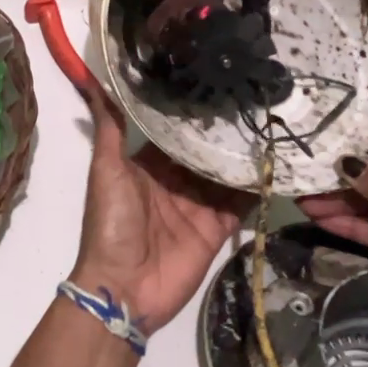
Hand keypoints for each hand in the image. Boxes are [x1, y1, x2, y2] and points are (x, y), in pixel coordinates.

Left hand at [71, 91, 247, 334]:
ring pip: (222, 173)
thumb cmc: (111, 222)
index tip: (208, 80)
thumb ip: (109, 128)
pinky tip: (275, 164)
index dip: (187, 112)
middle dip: (219, 131)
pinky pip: (238, 203)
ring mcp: (196, 205)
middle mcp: (173, 182)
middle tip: (248, 96)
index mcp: (145, 165)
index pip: (170, 132)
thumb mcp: (106, 168)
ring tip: (267, 122)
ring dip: (240, 155)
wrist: (124, 286)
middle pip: (200, 152)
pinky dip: (253, 187)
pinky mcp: (216, 229)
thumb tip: (93, 81)